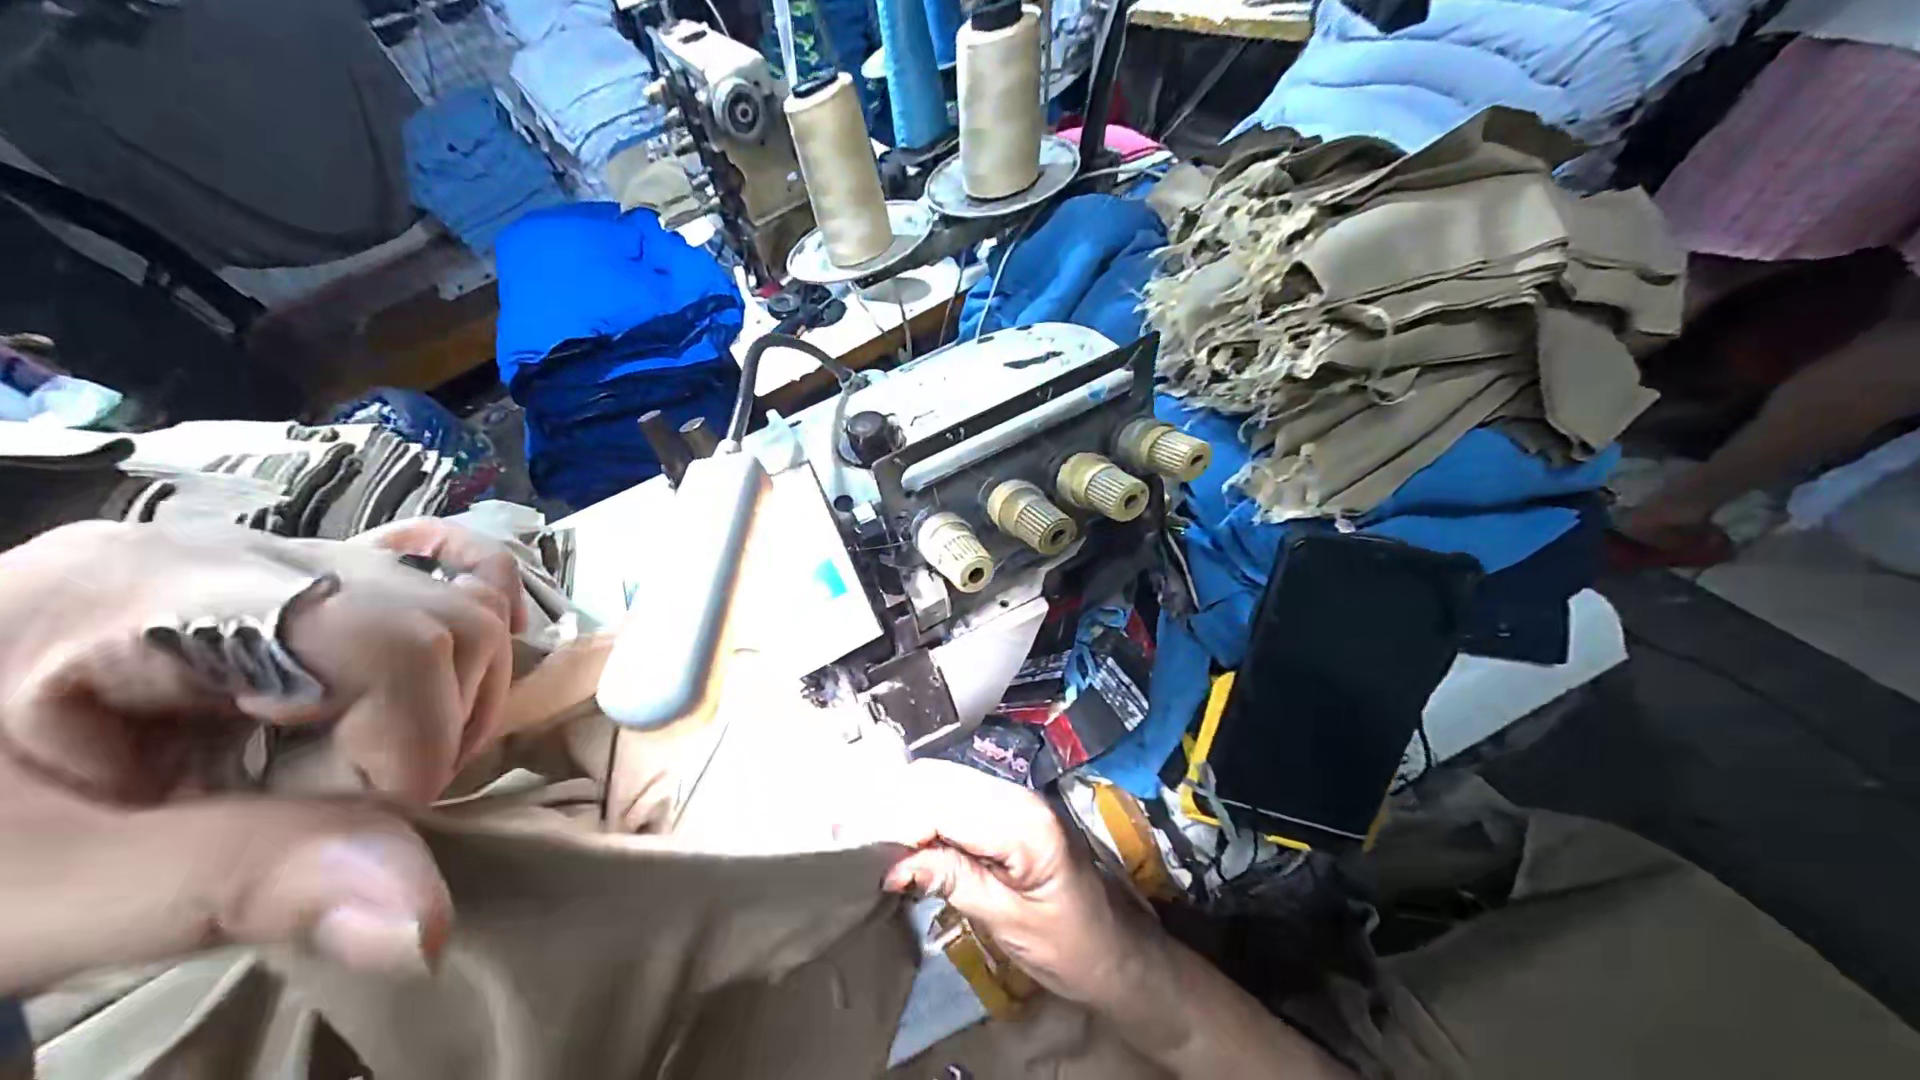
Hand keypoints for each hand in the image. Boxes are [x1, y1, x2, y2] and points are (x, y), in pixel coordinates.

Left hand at [0, 520, 519, 993]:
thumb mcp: (42, 887)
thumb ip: (236, 884)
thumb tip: (424, 922)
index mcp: (145, 594)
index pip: (385, 639)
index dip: (410, 745)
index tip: (356, 832)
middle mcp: (238, 548)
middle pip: (443, 619)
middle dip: (438, 732)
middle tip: (351, 808)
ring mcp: (283, 553)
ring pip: (463, 599)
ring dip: (461, 700)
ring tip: (376, 762)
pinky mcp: (312, 574)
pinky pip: (441, 558)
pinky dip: (480, 610)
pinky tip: (459, 670)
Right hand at [873, 759, 1152, 1002]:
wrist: (1115, 948)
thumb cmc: (1071, 946)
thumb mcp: (1008, 922)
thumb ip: (952, 881)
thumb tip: (892, 865)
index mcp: (1024, 824)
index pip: (944, 805)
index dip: (898, 822)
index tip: (859, 845)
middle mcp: (1017, 797)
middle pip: (938, 779)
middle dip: (894, 805)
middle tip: (857, 838)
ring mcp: (1012, 798)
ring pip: (942, 780)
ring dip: (905, 805)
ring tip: (874, 839)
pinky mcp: (1006, 808)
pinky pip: (954, 794)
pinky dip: (924, 809)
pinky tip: (906, 836)